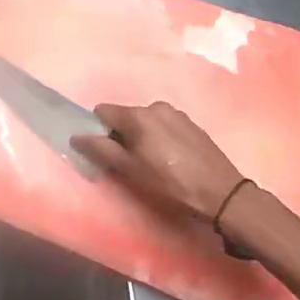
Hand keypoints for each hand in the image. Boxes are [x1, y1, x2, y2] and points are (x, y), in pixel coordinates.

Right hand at [72, 102, 245, 219]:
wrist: (222, 193)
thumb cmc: (171, 183)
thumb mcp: (131, 170)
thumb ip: (102, 150)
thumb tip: (77, 135)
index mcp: (138, 115)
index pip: (103, 111)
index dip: (99, 130)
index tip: (107, 152)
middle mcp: (155, 106)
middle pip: (126, 116)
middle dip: (122, 135)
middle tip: (131, 163)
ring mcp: (176, 113)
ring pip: (146, 121)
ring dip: (142, 137)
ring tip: (154, 164)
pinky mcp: (191, 123)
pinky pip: (164, 125)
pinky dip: (160, 138)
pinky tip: (171, 160)